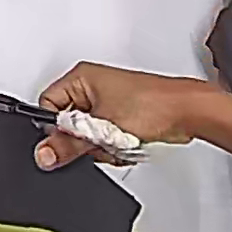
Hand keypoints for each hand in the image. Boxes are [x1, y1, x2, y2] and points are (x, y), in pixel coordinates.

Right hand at [33, 61, 220, 170]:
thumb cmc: (152, 104)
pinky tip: (126, 144)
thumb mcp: (101, 130)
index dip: (55, 128)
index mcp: (80, 77)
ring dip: (100, 145)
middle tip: (99, 140)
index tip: (69, 142)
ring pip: (86, 133)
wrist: (188, 112)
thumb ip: (68, 144)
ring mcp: (106, 100)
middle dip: (83, 140)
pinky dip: (112, 146)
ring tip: (117, 141)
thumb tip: (43, 153)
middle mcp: (91, 86)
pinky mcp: (119, 115)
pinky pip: (103, 137)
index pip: (47, 105)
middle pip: (67, 122)